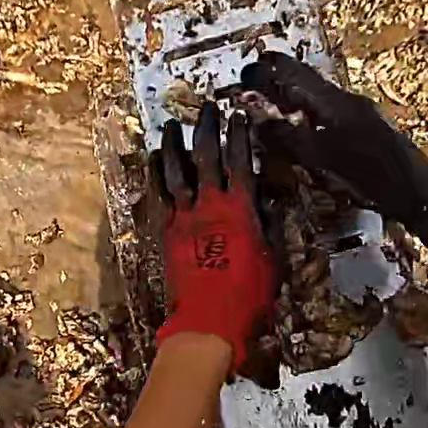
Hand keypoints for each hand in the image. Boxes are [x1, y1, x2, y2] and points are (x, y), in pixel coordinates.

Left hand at [154, 103, 274, 370]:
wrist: (208, 319)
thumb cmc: (248, 294)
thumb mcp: (271, 258)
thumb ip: (268, 225)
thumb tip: (268, 201)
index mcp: (241, 210)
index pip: (240, 163)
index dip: (239, 137)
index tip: (237, 116)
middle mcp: (210, 205)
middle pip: (206, 158)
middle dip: (206, 130)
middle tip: (206, 108)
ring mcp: (184, 216)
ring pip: (176, 172)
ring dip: (174, 146)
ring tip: (172, 126)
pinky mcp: (167, 230)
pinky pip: (160, 195)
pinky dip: (157, 174)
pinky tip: (156, 159)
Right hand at [239, 53, 427, 274]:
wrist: (415, 190)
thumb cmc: (368, 174)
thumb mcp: (319, 157)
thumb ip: (287, 138)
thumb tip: (258, 122)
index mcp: (332, 104)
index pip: (293, 78)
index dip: (268, 73)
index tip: (246, 70)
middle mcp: (344, 102)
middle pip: (307, 81)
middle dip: (280, 75)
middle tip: (258, 71)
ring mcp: (356, 115)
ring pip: (317, 95)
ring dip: (294, 91)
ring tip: (274, 93)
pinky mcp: (362, 130)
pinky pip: (326, 109)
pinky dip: (307, 108)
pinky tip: (303, 121)